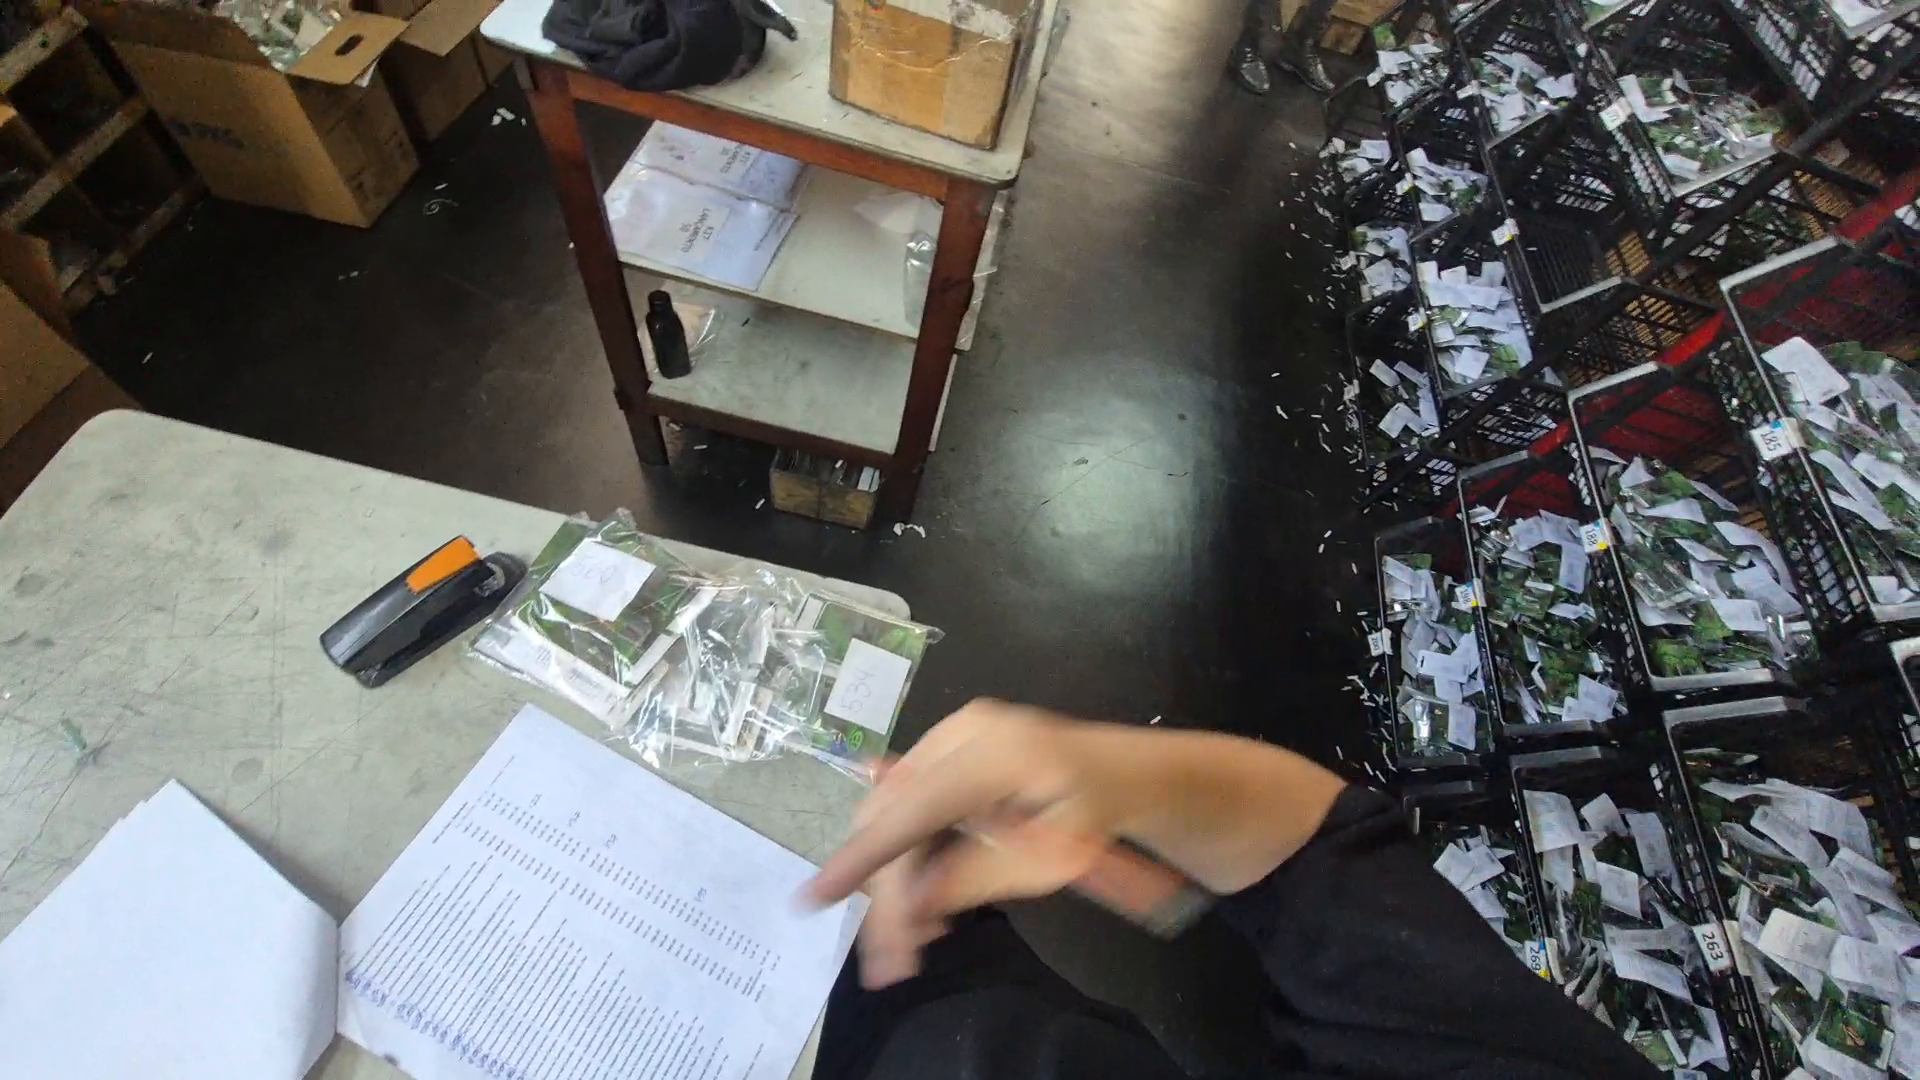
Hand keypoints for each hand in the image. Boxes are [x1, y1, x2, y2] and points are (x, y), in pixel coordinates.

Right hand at [802, 699, 1346, 987]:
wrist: (1141, 776)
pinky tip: (930, 897)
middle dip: (889, 886)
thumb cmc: (1106, 810)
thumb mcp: (1055, 854)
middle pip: (899, 813)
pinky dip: (920, 853)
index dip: (864, 854)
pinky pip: (922, 803)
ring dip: (904, 877)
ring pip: (904, 812)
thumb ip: (981, 874)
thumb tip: (911, 900)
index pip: (913, 804)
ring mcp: (960, 738)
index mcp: (992, 746)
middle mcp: (964, 732)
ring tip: (920, 937)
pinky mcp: (961, 754)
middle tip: (897, 959)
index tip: (816, 896)